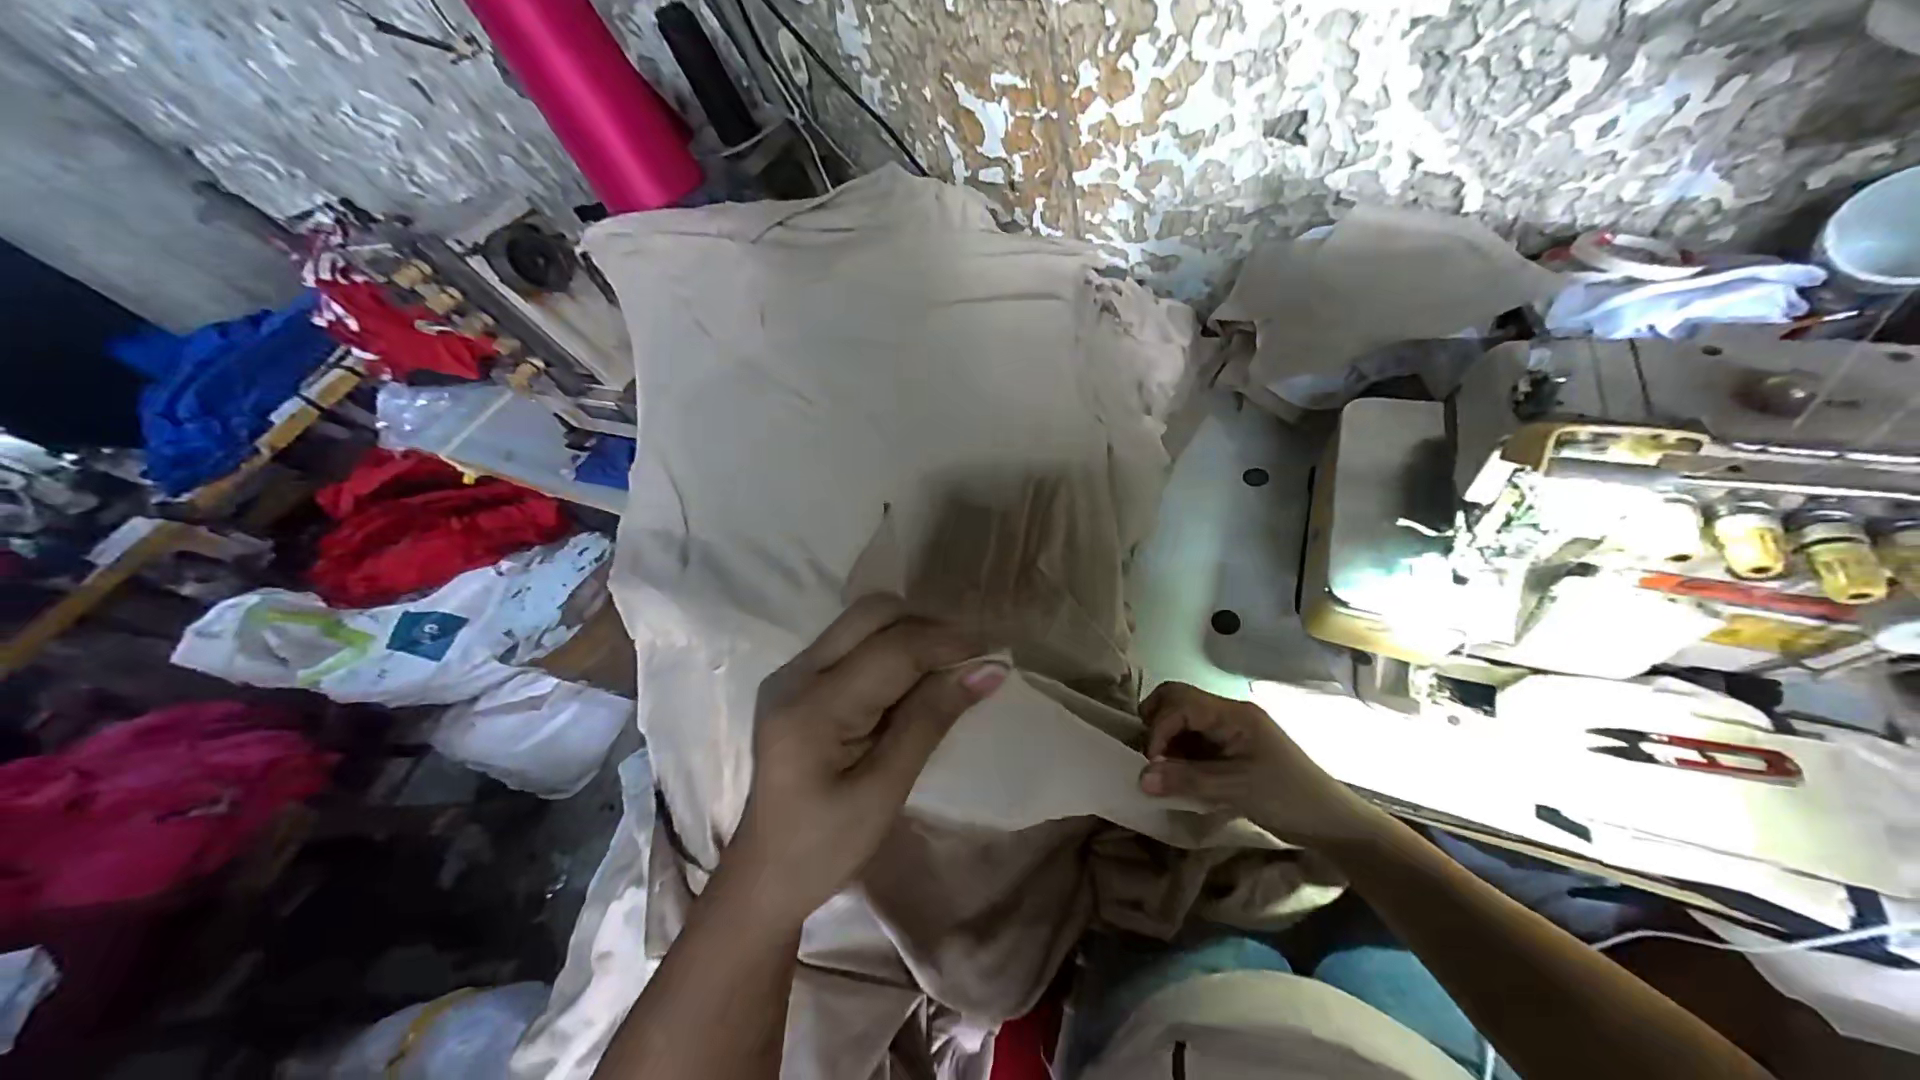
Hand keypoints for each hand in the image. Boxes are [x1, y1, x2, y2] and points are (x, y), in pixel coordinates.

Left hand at [723, 594, 1009, 924]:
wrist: (765, 873)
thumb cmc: (826, 847)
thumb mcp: (885, 791)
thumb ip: (930, 720)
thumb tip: (986, 670)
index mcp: (812, 709)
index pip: (891, 651)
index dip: (947, 643)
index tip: (995, 652)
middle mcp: (794, 675)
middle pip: (871, 614)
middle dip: (927, 627)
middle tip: (970, 660)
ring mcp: (791, 673)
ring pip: (862, 621)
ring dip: (910, 633)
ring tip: (949, 668)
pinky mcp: (796, 680)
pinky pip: (852, 642)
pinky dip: (891, 648)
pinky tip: (914, 680)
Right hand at [1137, 682, 1386, 847]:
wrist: (1332, 823)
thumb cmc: (1289, 799)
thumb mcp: (1237, 790)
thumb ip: (1188, 780)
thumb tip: (1141, 777)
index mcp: (1233, 714)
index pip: (1180, 703)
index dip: (1159, 729)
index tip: (1152, 763)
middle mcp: (1228, 713)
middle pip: (1177, 699)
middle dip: (1156, 723)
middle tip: (1152, 757)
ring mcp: (1229, 729)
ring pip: (1182, 718)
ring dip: (1166, 740)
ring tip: (1164, 771)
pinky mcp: (1229, 747)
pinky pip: (1192, 739)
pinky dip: (1178, 753)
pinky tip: (1179, 776)